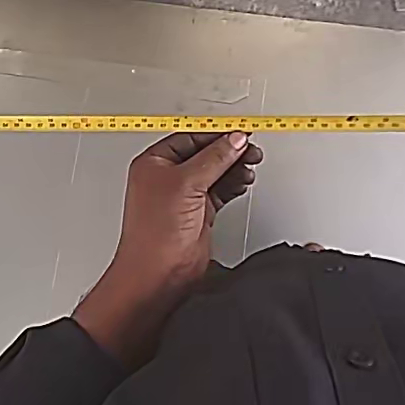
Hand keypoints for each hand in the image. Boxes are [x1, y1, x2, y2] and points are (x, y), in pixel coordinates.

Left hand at [73, 131, 262, 363]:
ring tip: (251, 161)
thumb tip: (232, 140)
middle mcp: (166, 177)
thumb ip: (213, 159)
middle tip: (249, 146)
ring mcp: (183, 196)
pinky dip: (233, 183)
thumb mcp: (186, 184)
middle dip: (228, 149)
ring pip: (214, 172)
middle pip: (203, 153)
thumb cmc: (154, 233)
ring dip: (233, 166)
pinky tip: (243, 179)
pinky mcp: (198, 212)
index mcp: (153, 163)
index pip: (188, 137)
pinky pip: (220, 190)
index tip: (238, 130)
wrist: (159, 273)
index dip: (214, 133)